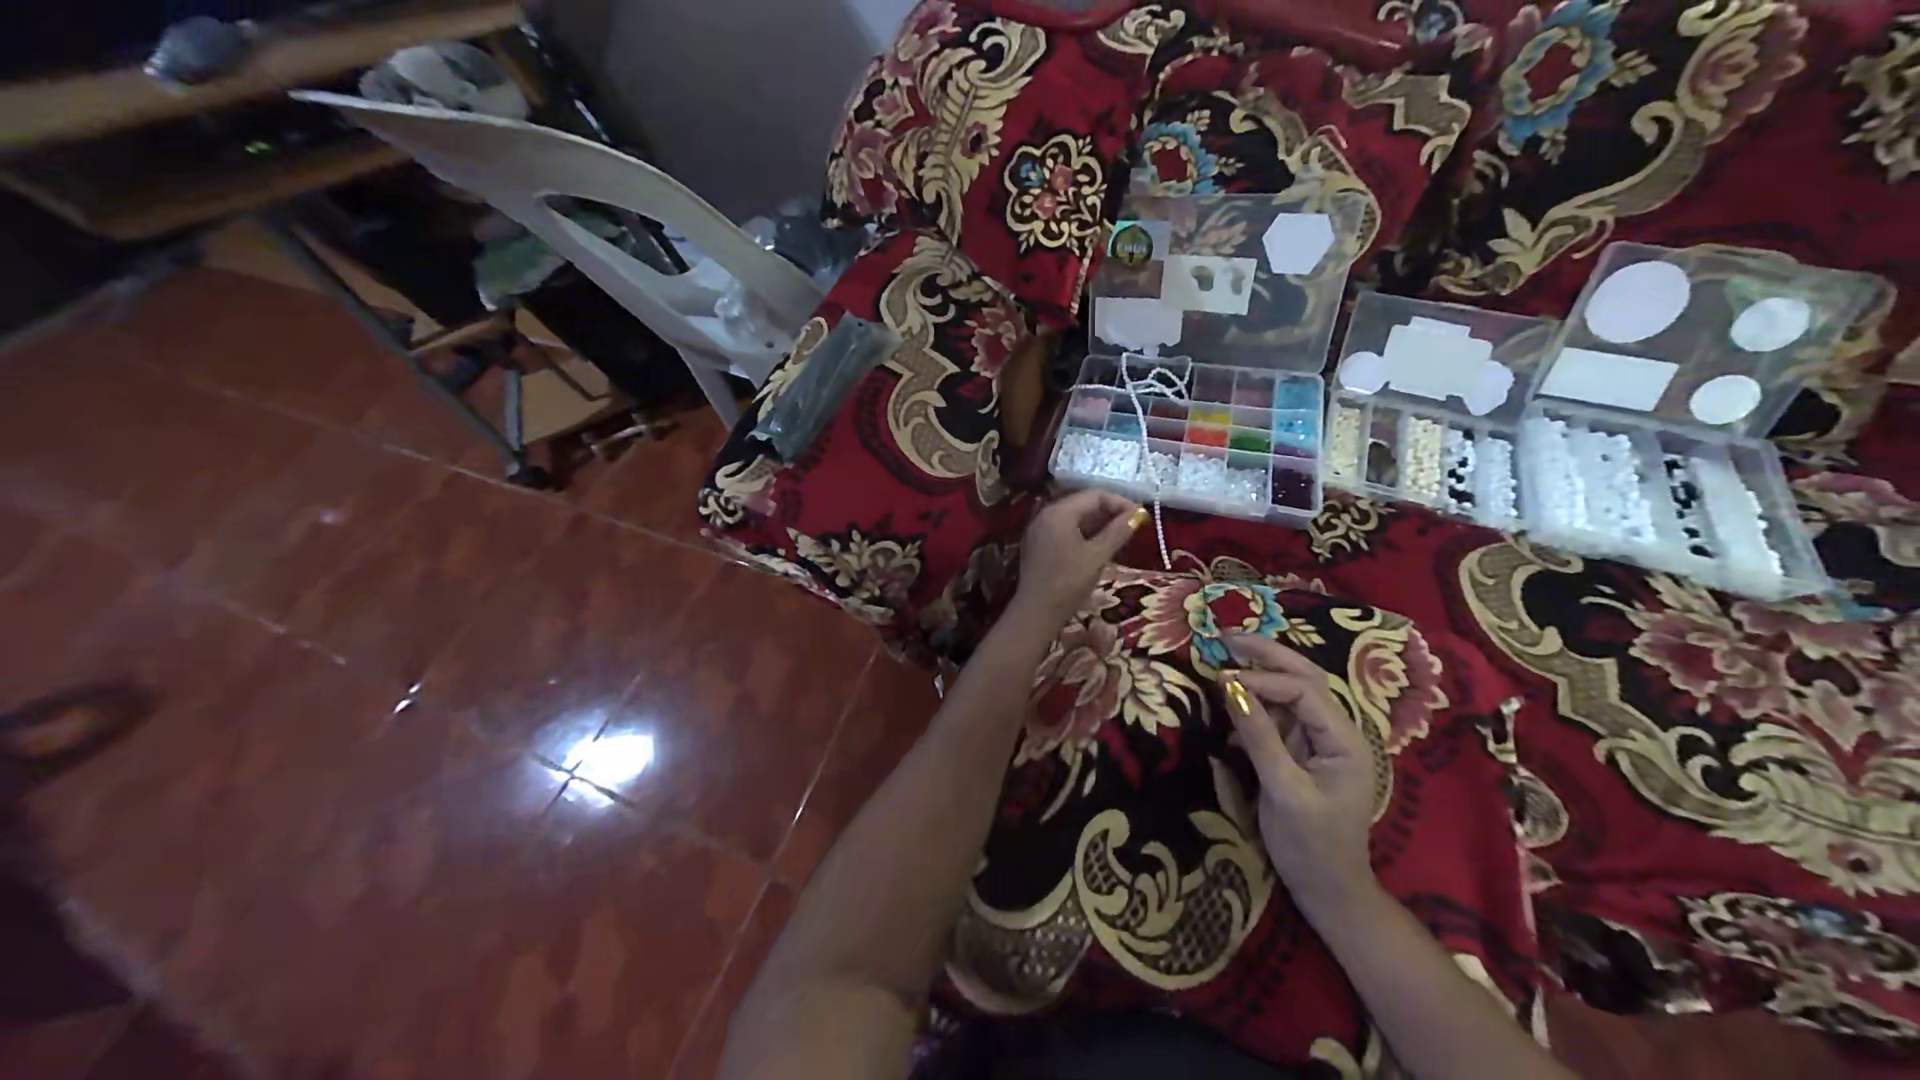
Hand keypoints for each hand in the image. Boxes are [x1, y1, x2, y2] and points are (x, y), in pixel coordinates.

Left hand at [1011, 490, 1146, 625]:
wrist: (1036, 612)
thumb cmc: (1068, 582)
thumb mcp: (1098, 556)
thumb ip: (1118, 531)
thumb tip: (1138, 514)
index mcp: (1059, 512)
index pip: (1095, 495)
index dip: (1121, 503)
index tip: (1140, 518)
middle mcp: (1046, 514)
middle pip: (1083, 504)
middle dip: (1110, 513)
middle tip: (1133, 528)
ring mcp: (1039, 529)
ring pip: (1074, 517)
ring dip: (1098, 524)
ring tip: (1120, 538)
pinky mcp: (1038, 544)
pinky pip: (1064, 530)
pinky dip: (1083, 533)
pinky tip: (1099, 547)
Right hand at [1218, 633, 1378, 914]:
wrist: (1329, 889)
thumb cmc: (1311, 845)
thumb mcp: (1283, 791)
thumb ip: (1260, 737)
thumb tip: (1229, 687)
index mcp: (1345, 740)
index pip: (1302, 690)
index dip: (1261, 679)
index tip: (1221, 680)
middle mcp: (1337, 731)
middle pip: (1304, 677)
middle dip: (1266, 653)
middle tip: (1225, 635)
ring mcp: (1320, 740)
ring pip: (1292, 691)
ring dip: (1261, 669)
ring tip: (1226, 650)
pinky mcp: (1303, 751)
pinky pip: (1279, 713)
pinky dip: (1256, 698)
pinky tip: (1233, 693)